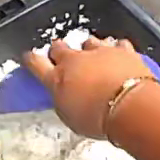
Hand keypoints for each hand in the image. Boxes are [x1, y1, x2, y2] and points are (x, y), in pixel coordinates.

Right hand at [21, 36, 153, 137]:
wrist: (130, 106)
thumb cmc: (97, 119)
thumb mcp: (70, 117)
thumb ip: (64, 101)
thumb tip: (65, 96)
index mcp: (56, 79)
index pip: (35, 63)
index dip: (30, 59)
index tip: (29, 58)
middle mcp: (74, 60)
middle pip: (59, 47)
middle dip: (58, 51)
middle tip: (62, 60)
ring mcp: (99, 51)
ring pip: (88, 41)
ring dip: (88, 49)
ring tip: (93, 58)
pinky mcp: (122, 50)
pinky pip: (116, 44)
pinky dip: (115, 50)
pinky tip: (118, 56)